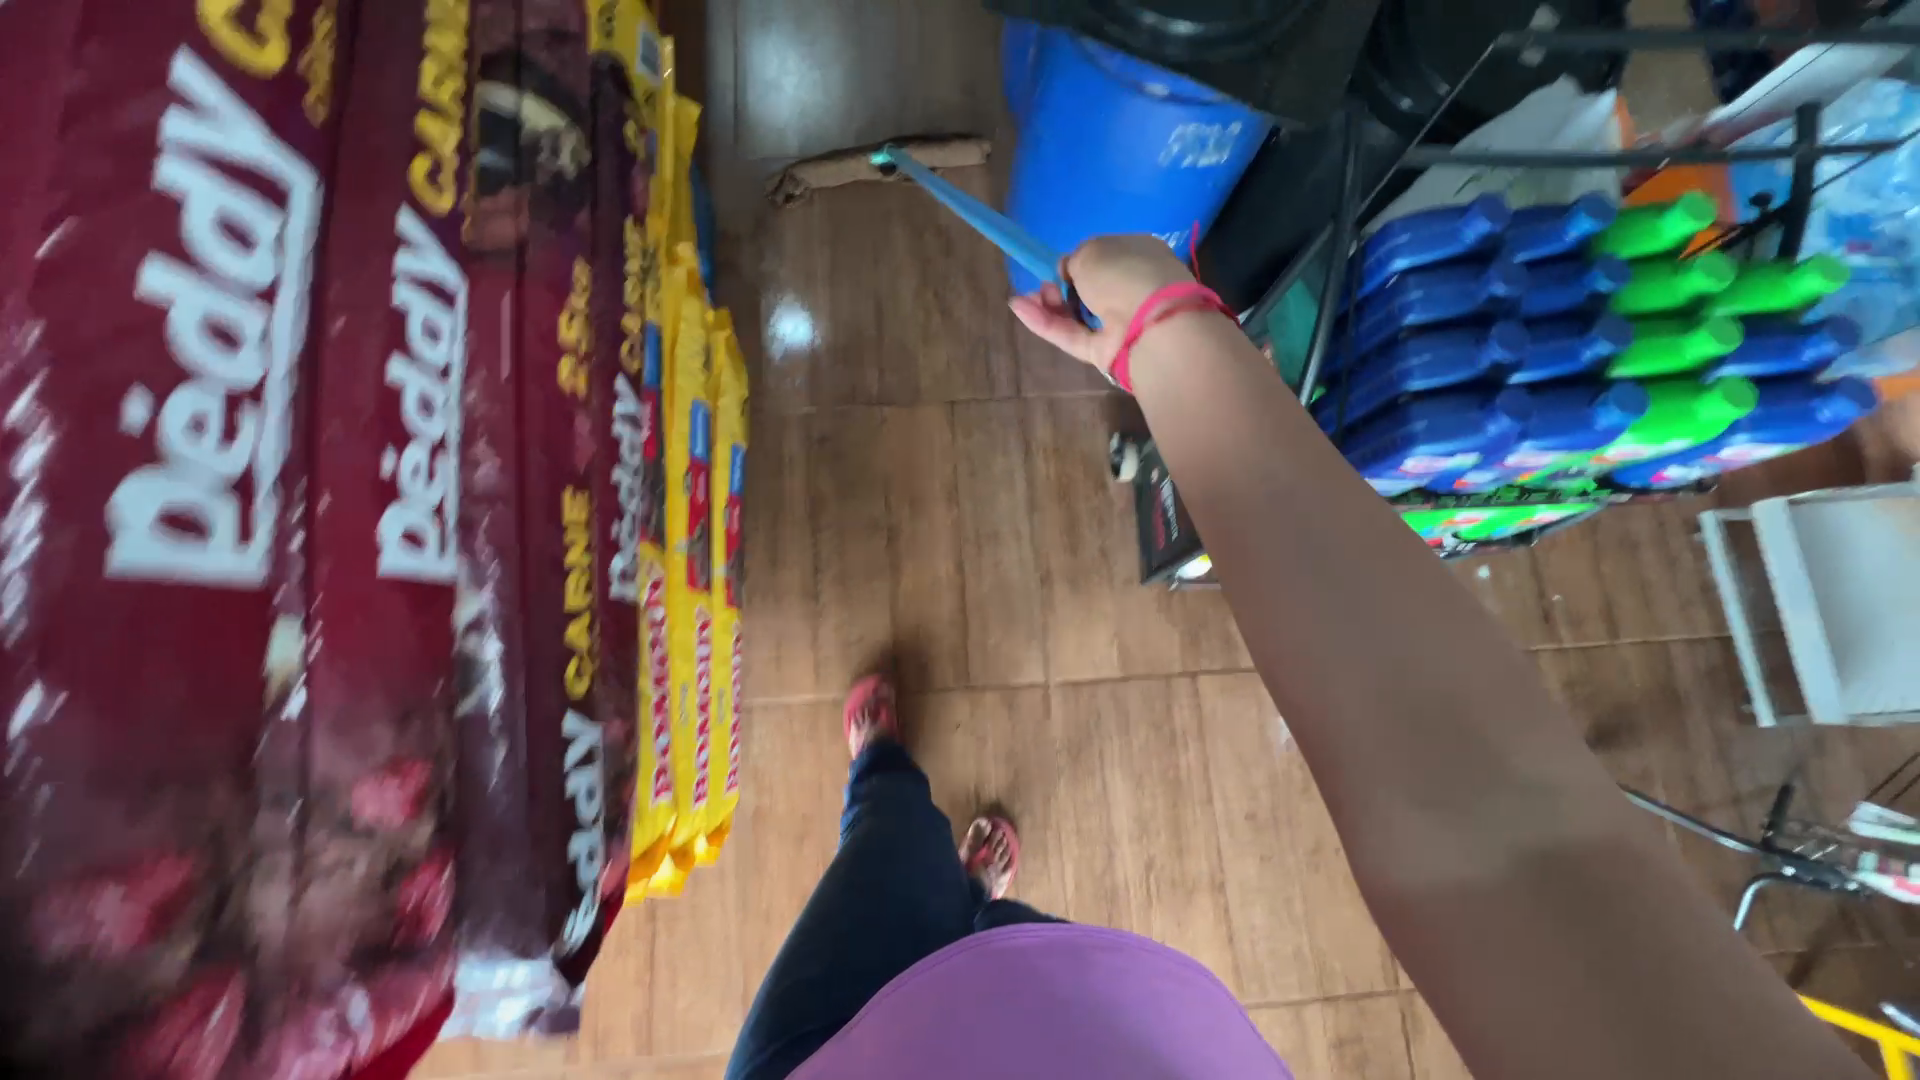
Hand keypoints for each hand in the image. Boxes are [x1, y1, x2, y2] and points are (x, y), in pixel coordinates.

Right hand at [1008, 235, 1196, 372]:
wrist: (1150, 323)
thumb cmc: (1123, 273)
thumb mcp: (1091, 249)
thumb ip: (1074, 259)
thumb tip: (1068, 271)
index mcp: (1139, 256)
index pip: (1105, 258)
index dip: (1078, 262)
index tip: (1057, 266)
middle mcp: (1130, 289)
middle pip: (1087, 290)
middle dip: (1059, 287)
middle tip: (1041, 285)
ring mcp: (1118, 324)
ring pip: (1076, 315)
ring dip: (1048, 305)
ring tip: (1028, 298)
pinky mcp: (1104, 351)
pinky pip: (1071, 335)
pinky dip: (1045, 323)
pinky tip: (1018, 308)